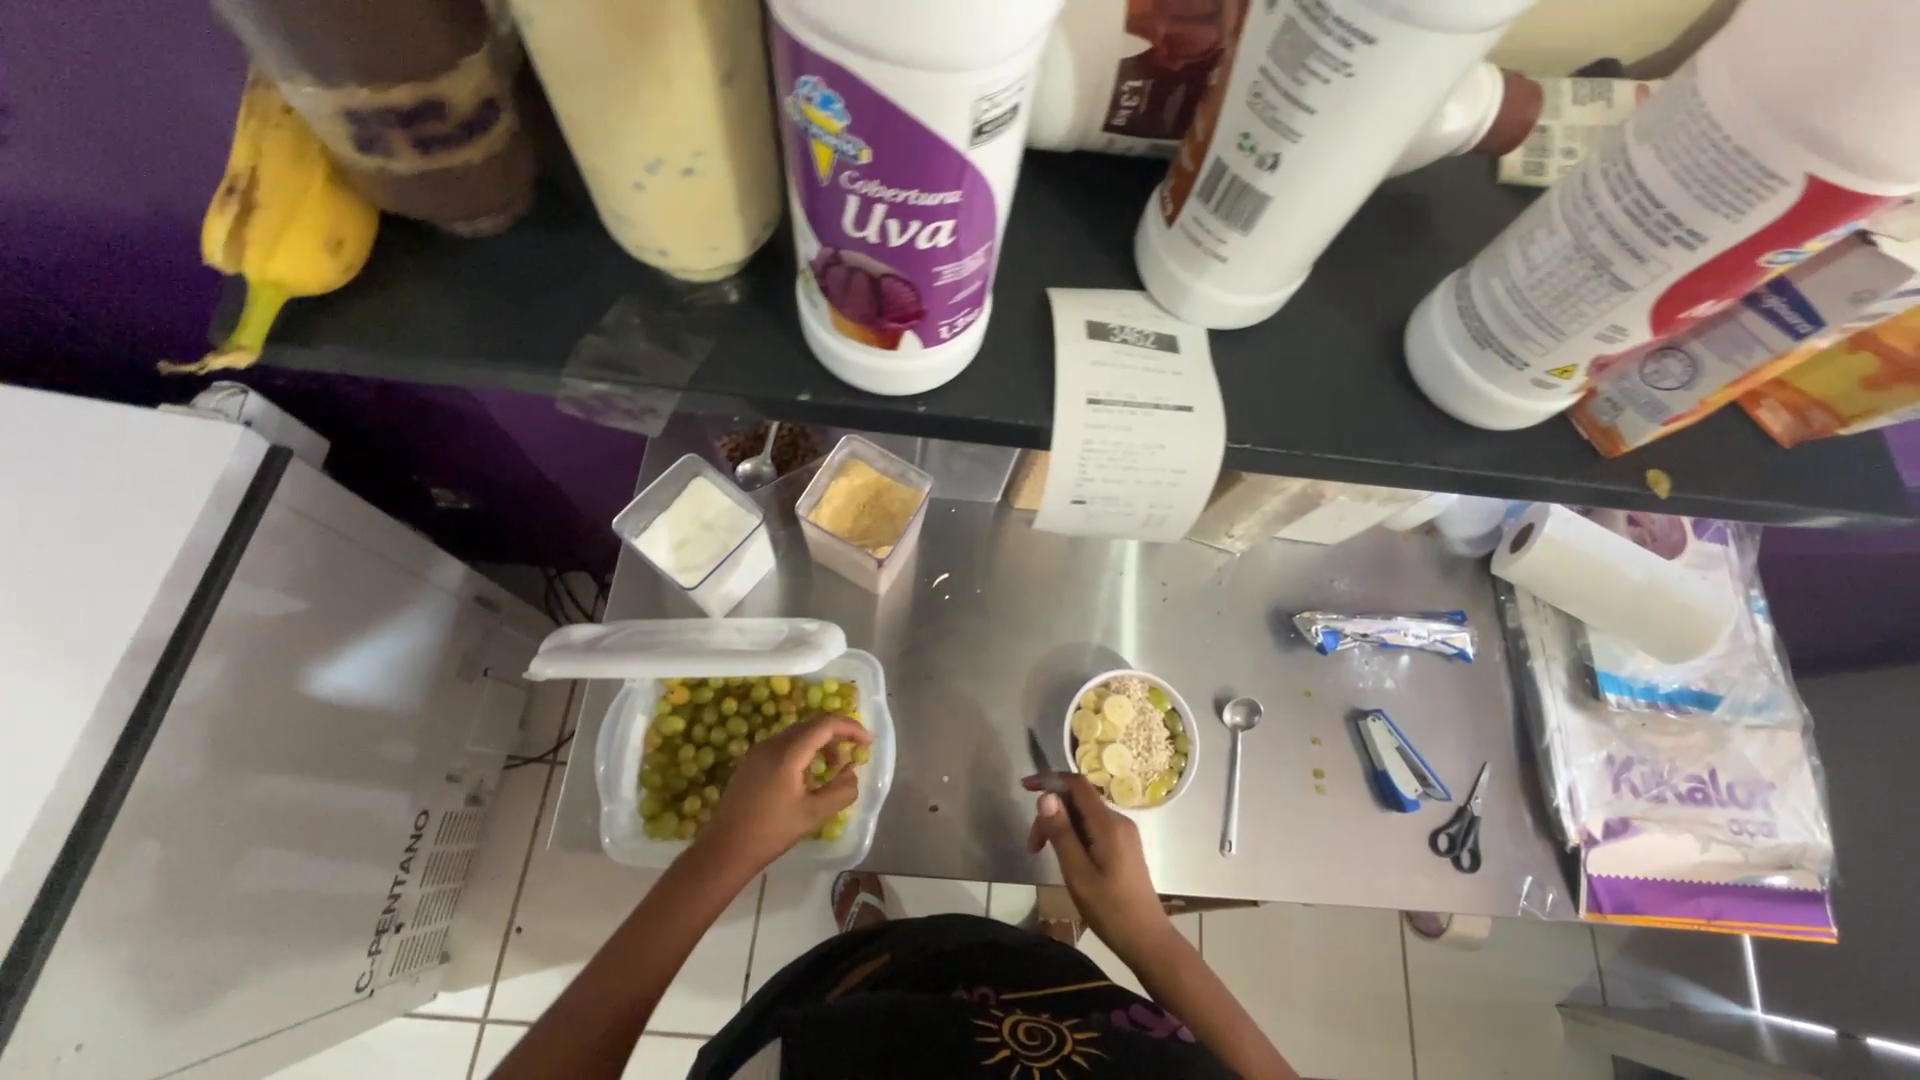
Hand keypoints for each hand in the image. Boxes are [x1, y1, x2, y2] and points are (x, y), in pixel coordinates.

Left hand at [697, 715, 870, 873]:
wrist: (725, 849)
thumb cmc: (771, 832)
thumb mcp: (814, 814)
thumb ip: (842, 790)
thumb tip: (851, 773)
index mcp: (788, 752)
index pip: (825, 724)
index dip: (851, 727)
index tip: (868, 742)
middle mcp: (772, 744)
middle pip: (812, 725)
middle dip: (838, 736)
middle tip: (855, 755)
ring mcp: (759, 751)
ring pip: (798, 734)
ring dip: (821, 745)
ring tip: (833, 770)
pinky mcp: (752, 762)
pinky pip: (785, 745)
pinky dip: (804, 751)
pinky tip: (809, 776)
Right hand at [1023, 773, 1172, 961]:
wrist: (1148, 941)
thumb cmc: (1111, 910)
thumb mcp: (1078, 873)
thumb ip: (1062, 833)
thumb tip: (1046, 796)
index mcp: (1109, 824)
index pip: (1077, 784)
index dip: (1050, 780)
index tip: (1024, 788)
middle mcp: (1119, 821)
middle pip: (1078, 800)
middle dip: (1051, 814)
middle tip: (1033, 847)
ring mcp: (1123, 834)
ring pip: (1084, 815)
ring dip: (1061, 827)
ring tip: (1045, 856)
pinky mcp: (1123, 846)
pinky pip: (1093, 828)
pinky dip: (1073, 836)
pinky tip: (1066, 858)